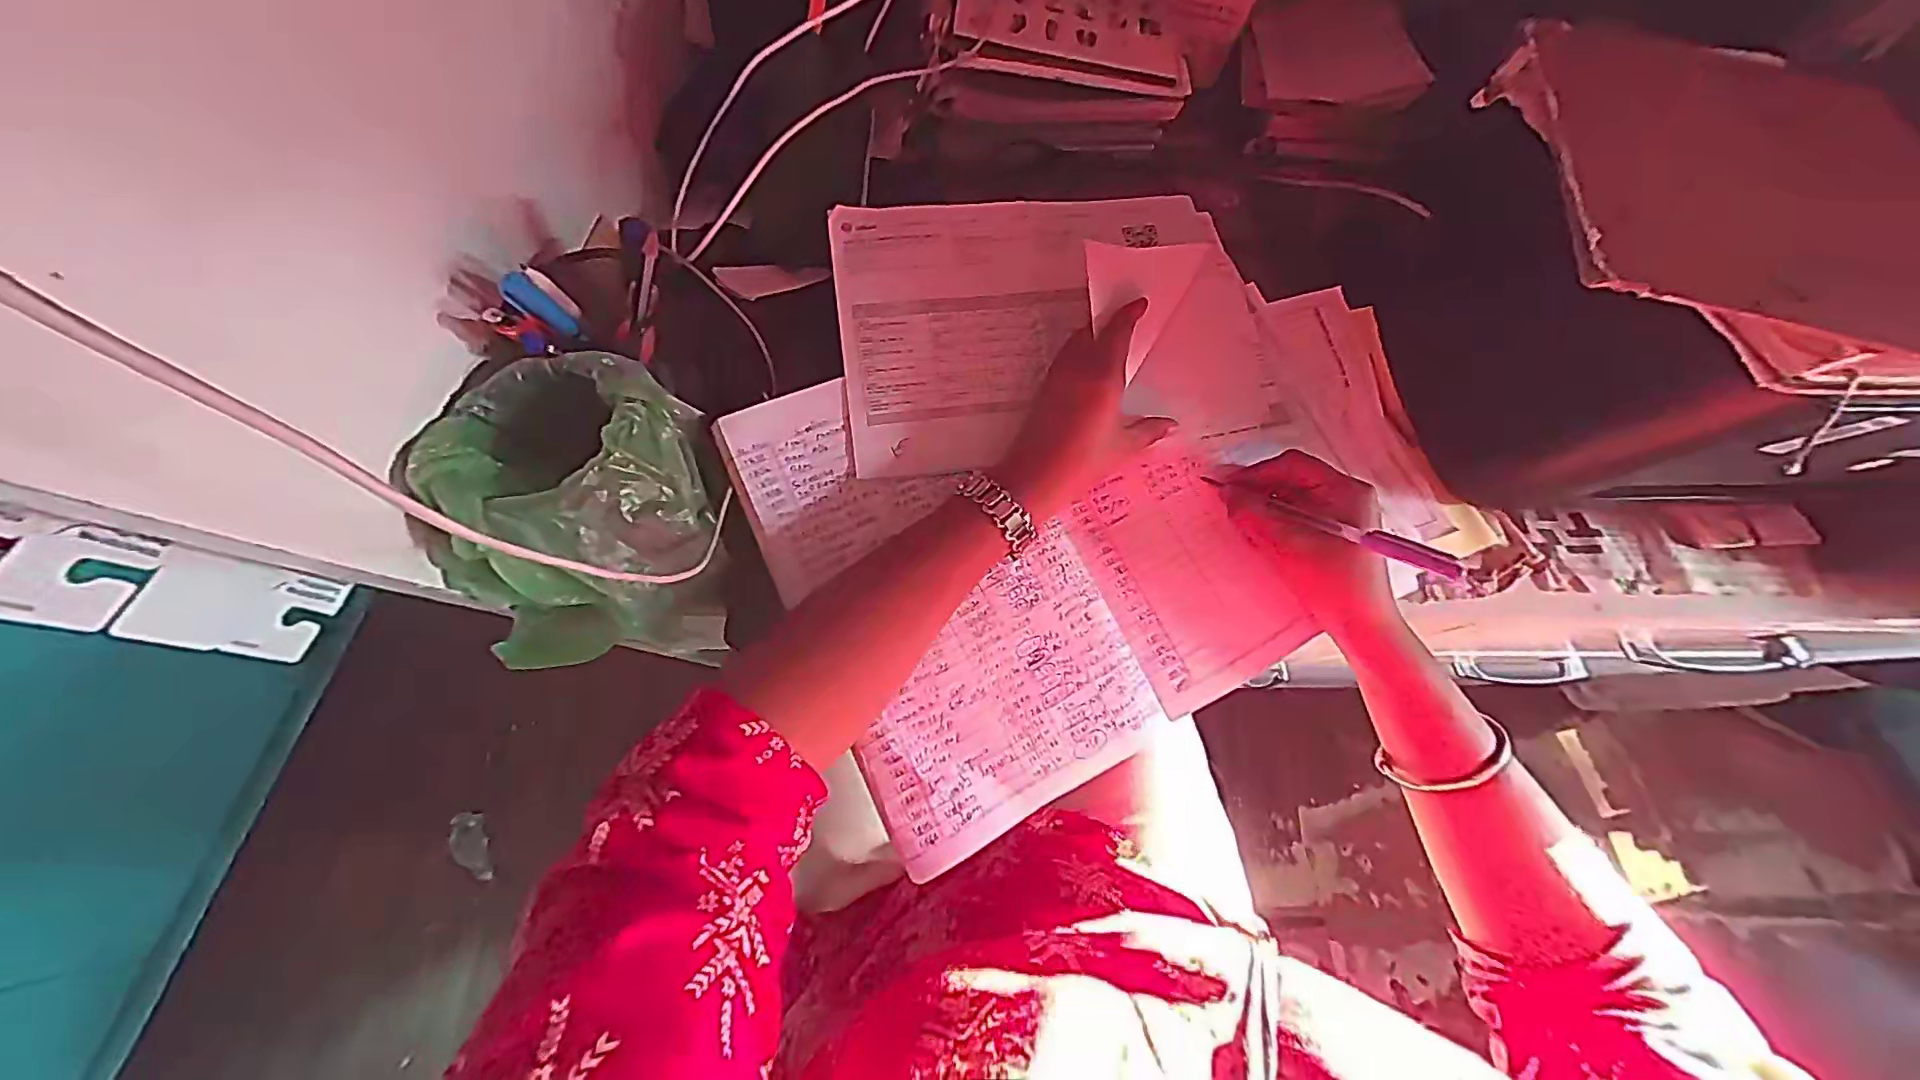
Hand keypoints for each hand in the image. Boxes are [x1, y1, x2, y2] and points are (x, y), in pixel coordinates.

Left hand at [996, 300, 1175, 516]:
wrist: (1033, 478)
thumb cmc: (1079, 464)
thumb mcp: (1121, 448)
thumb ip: (1147, 431)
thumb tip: (1167, 425)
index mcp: (1102, 378)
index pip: (1116, 333)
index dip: (1127, 315)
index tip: (1138, 305)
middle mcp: (1077, 371)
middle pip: (1091, 332)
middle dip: (1108, 324)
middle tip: (1125, 322)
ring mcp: (1056, 378)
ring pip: (1074, 343)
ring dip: (1089, 336)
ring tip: (1106, 343)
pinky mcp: (1043, 391)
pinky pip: (1063, 360)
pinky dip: (1076, 354)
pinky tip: (1086, 371)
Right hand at [1222, 450, 1398, 634]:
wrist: (1359, 622)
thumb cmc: (1336, 584)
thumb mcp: (1288, 544)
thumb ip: (1255, 514)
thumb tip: (1229, 493)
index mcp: (1345, 491)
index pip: (1293, 465)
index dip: (1256, 473)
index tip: (1230, 486)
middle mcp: (1346, 497)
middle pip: (1291, 480)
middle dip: (1258, 490)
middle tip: (1231, 502)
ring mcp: (1339, 515)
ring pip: (1290, 498)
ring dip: (1264, 506)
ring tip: (1242, 520)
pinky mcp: (1330, 532)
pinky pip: (1295, 515)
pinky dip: (1273, 520)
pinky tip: (1259, 534)